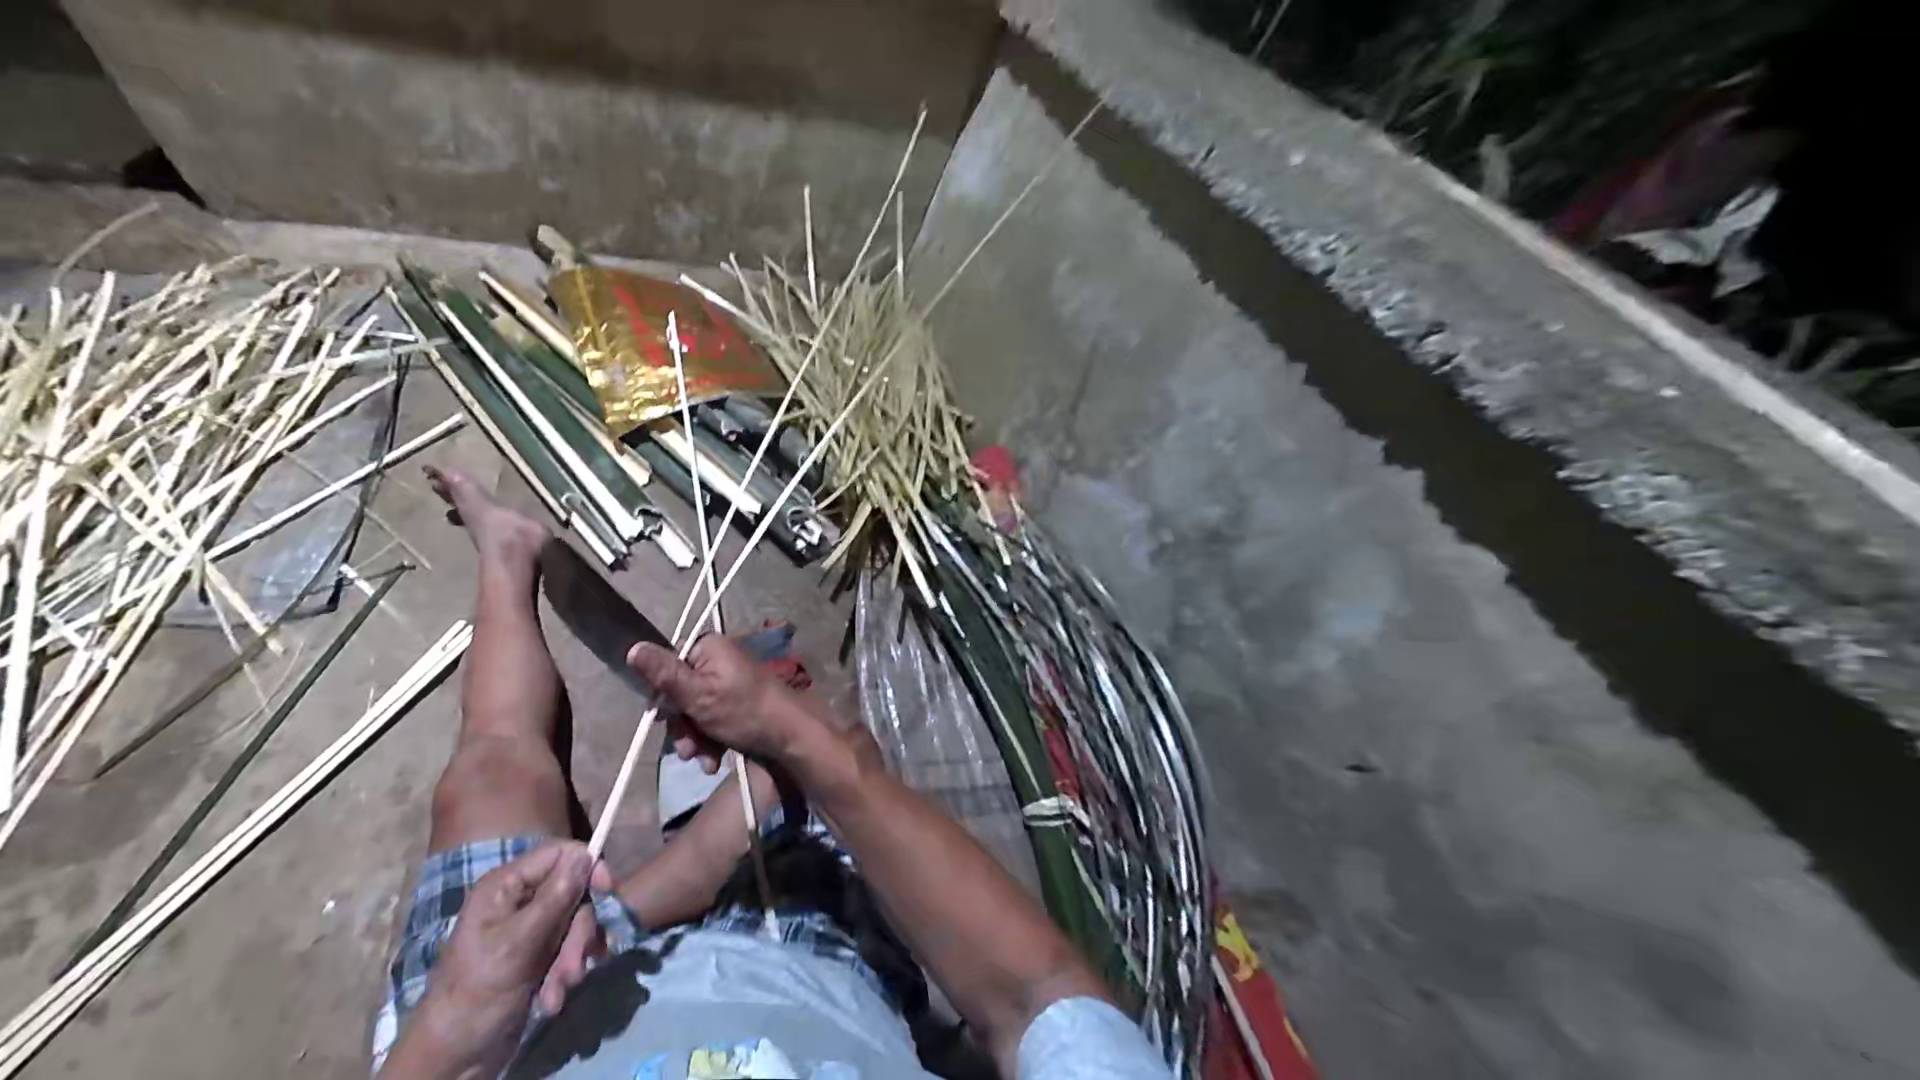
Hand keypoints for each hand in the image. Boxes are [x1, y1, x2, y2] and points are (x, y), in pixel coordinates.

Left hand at [403, 842, 601, 1076]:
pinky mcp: (538, 953)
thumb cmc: (477, 994)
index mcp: (506, 886)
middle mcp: (520, 900)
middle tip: (575, 964)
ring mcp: (530, 927)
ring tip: (561, 988)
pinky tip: (557, 994)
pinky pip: (570, 945)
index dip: (588, 865)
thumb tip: (586, 854)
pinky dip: (569, 968)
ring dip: (574, 956)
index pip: (560, 853)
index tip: (607, 891)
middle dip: (579, 931)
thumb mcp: (517, 944)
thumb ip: (554, 898)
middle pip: (573, 891)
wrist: (454, 1058)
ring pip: (575, 921)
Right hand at [626, 635, 803, 769]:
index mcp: (709, 648)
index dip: (664, 696)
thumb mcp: (697, 694)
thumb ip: (663, 673)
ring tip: (704, 760)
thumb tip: (632, 646)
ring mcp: (730, 684)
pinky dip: (710, 740)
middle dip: (682, 726)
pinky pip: (712, 720)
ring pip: (695, 712)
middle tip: (687, 750)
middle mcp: (719, 661)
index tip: (666, 720)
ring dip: (695, 739)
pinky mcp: (738, 704)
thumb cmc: (743, 710)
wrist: (791, 736)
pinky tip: (714, 760)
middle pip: (681, 693)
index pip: (667, 666)